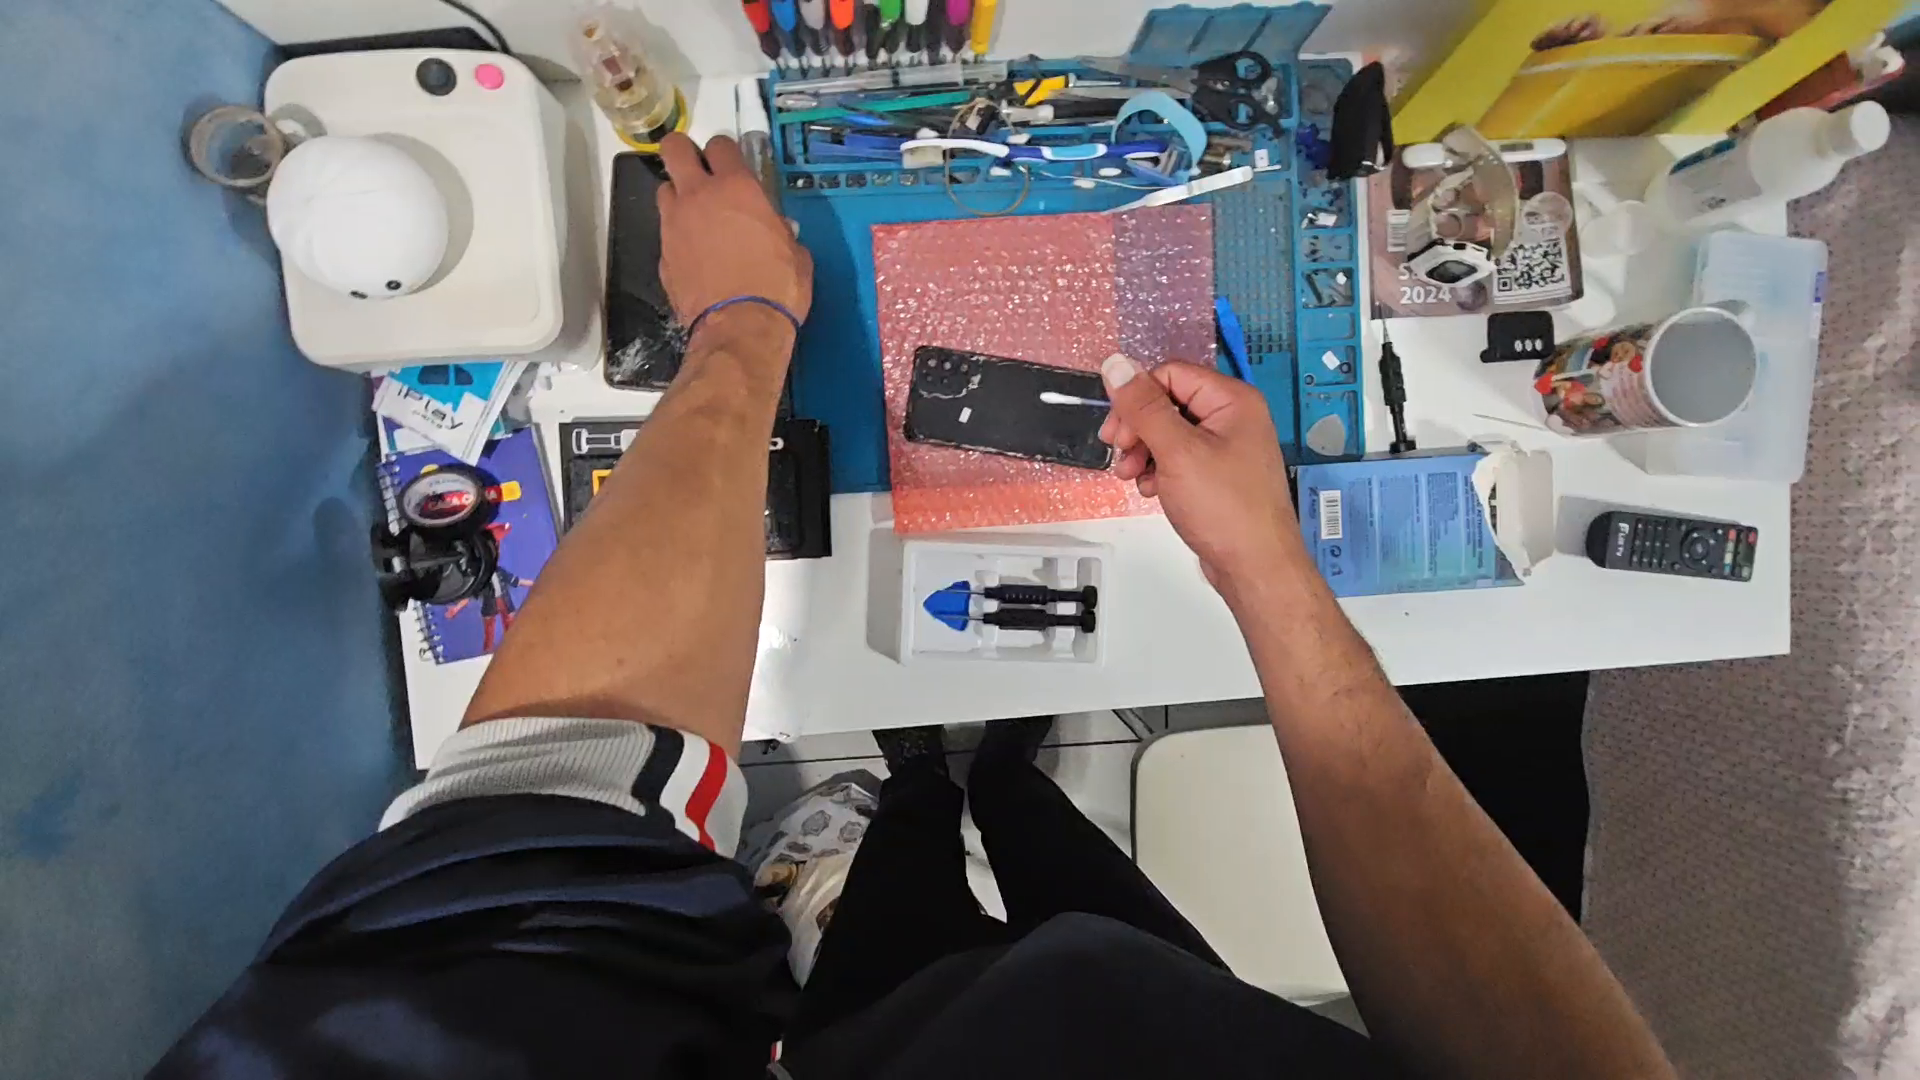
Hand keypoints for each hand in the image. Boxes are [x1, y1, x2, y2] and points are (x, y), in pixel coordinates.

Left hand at [656, 133, 812, 328]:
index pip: (721, 145)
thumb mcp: (797, 256)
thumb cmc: (778, 289)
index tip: (733, 168)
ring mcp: (674, 224)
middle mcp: (698, 196)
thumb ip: (782, 233)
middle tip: (699, 173)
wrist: (741, 328)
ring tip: (697, 220)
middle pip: (674, 148)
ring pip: (664, 189)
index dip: (726, 154)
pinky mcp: (663, 255)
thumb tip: (779, 231)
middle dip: (685, 154)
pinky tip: (696, 258)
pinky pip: (667, 234)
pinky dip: (679, 239)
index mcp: (737, 189)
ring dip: (679, 197)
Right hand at [1098, 354, 1304, 596]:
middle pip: (1167, 403)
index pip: (1170, 375)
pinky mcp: (1217, 473)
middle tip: (1121, 456)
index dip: (1138, 399)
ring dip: (1143, 452)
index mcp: (1231, 400)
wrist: (1253, 565)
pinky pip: (1178, 457)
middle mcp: (1232, 417)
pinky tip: (1151, 490)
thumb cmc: (1224, 508)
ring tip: (1133, 477)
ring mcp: (1226, 447)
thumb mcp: (1177, 451)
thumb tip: (1115, 364)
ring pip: (1169, 432)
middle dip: (1138, 429)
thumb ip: (1144, 407)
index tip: (1117, 433)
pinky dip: (1158, 470)